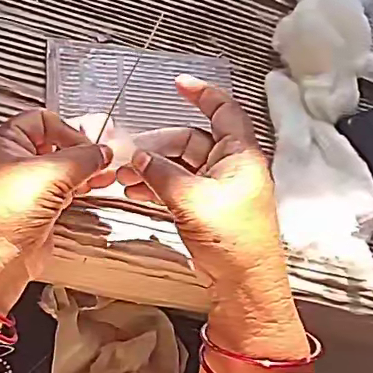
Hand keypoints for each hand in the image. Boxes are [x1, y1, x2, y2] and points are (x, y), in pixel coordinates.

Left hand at [0, 109, 113, 284]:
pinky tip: (91, 187)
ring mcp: (23, 185)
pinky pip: (61, 188)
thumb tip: (101, 152)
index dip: (68, 130)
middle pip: (54, 143)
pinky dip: (78, 186)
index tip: (87, 145)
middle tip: (99, 158)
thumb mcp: (52, 173)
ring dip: (83, 170)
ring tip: (102, 173)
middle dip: (80, 151)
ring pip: (60, 167)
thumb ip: (83, 157)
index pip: (43, 120)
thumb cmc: (3, 218)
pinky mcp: (35, 207)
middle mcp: (11, 161)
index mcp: (4, 143)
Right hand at [117, 77, 285, 291]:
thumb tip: (140, 157)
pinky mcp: (210, 210)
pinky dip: (159, 186)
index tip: (180, 84)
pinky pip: (180, 187)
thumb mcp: (192, 201)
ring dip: (153, 169)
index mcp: (240, 156)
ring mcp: (221, 190)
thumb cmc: (236, 246)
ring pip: (182, 166)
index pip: (223, 111)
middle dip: (157, 146)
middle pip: (191, 141)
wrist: (245, 288)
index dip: (202, 93)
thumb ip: (162, 174)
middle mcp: (233, 168)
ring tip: (127, 177)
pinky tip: (139, 193)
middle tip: (129, 155)